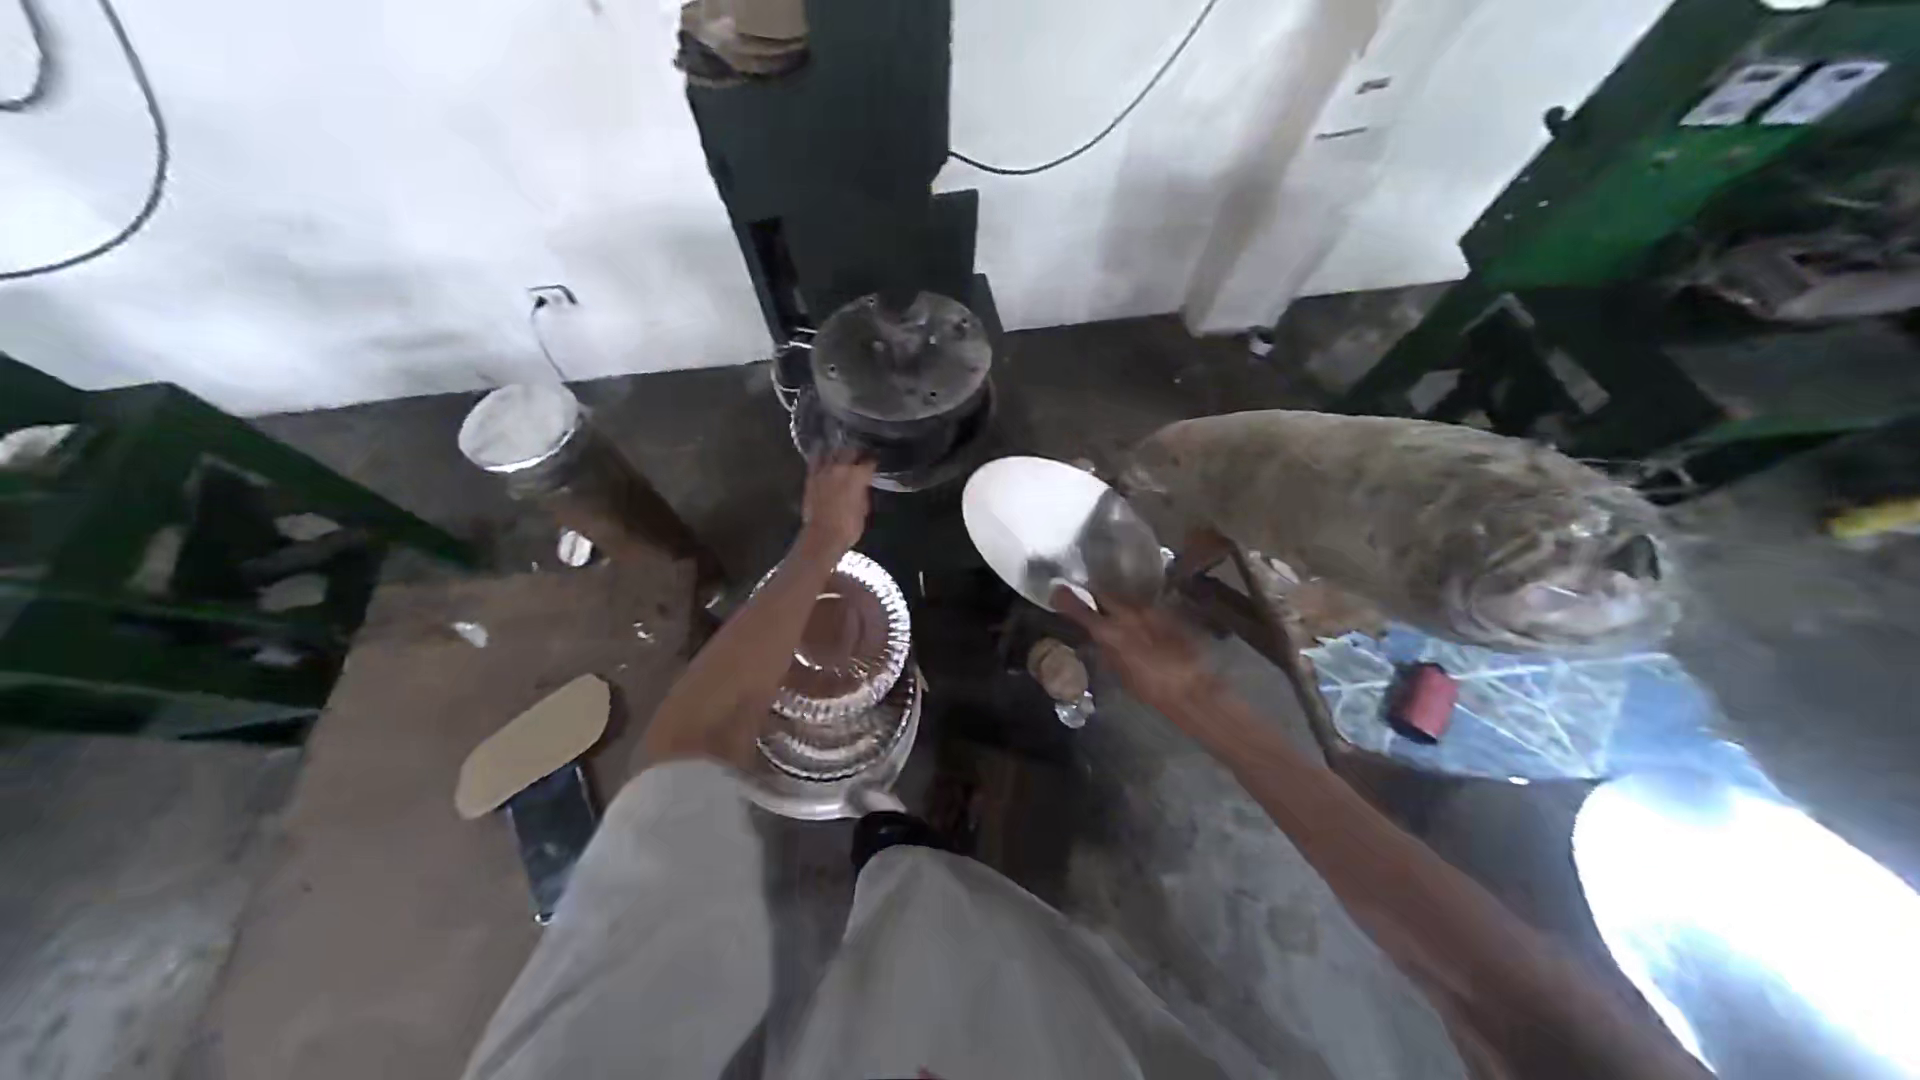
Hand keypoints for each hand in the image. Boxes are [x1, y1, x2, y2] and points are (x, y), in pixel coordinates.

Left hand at [800, 450, 874, 556]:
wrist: (824, 535)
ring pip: (833, 451)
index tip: (875, 461)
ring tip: (842, 452)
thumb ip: (864, 491)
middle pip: (851, 450)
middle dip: (858, 451)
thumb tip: (863, 485)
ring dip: (839, 451)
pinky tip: (823, 453)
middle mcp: (842, 467)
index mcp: (859, 475)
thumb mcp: (864, 508)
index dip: (874, 460)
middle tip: (861, 455)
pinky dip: (820, 454)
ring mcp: (824, 470)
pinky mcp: (811, 476)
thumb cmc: (849, 526)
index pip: (870, 461)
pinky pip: (815, 459)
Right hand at [1052, 589, 1215, 713]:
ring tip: (1115, 609)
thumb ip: (1106, 651)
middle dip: (1094, 594)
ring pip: (1126, 597)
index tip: (1056, 591)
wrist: (1193, 688)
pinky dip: (1139, 611)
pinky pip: (1146, 606)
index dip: (1065, 598)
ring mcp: (1150, 610)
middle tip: (1087, 597)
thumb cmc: (1151, 688)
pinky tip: (1143, 621)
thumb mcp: (1120, 673)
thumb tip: (1097, 639)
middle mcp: (1128, 614)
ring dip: (1117, 602)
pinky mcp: (1168, 611)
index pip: (1080, 608)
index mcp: (1110, 633)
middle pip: (1103, 593)